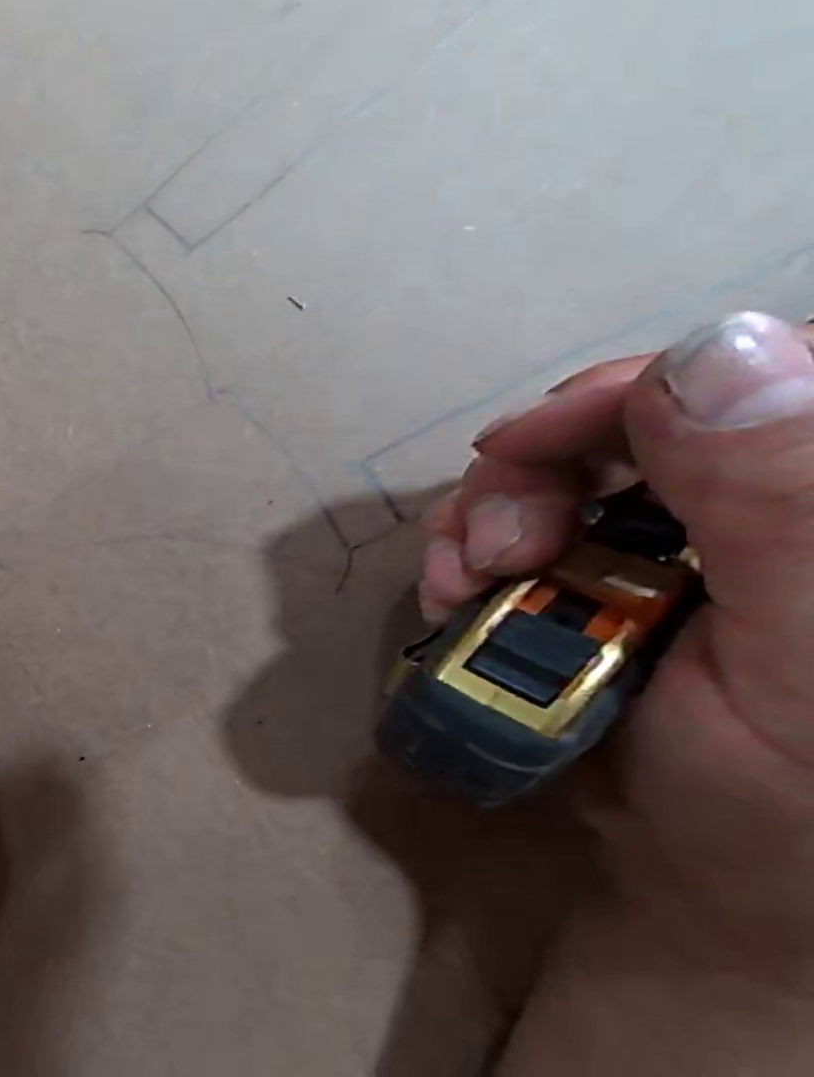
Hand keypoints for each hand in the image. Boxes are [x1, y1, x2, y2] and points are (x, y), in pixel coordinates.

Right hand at [421, 311, 813, 972]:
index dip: (640, 387)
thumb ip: (787, 506)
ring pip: (557, 468)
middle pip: (635, 417)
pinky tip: (462, 592)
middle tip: (497, 550)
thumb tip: (716, 350)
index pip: (774, 373)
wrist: (721, 890)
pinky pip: (514, 521)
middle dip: (534, 473)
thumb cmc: (799, 808)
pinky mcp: (606, 571)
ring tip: (468, 586)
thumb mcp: (812, 664)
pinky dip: (468, 549)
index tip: (528, 441)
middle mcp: (778, 507)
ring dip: (485, 519)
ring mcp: (685, 538)